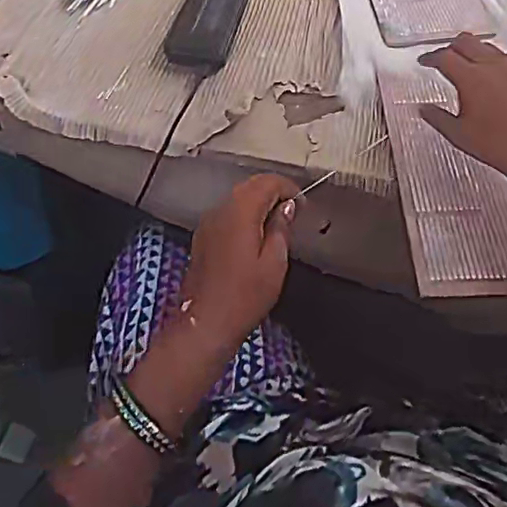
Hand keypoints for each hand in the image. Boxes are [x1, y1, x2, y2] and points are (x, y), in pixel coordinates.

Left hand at [181, 174, 297, 348]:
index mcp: (240, 212)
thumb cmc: (244, 296)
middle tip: (294, 211)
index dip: (288, 187)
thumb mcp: (274, 264)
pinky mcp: (203, 236)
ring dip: (258, 202)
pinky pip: (227, 213)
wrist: (205, 323)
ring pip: (237, 198)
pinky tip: (256, 234)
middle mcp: (220, 210)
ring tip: (278, 223)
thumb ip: (281, 229)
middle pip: (249, 186)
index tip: (303, 204)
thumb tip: (287, 207)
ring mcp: (208, 222)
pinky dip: (244, 214)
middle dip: (273, 191)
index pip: (266, 182)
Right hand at [417, 35, 506, 179]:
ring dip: (474, 48)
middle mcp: (492, 67)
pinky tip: (501, 62)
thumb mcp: (458, 134)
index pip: (443, 57)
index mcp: (470, 78)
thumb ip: (437, 117)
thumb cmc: (503, 146)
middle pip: (465, 42)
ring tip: (467, 58)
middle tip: (443, 56)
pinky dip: (502, 55)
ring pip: (488, 45)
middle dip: (450, 47)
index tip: (425, 61)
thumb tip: (425, 110)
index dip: (430, 58)